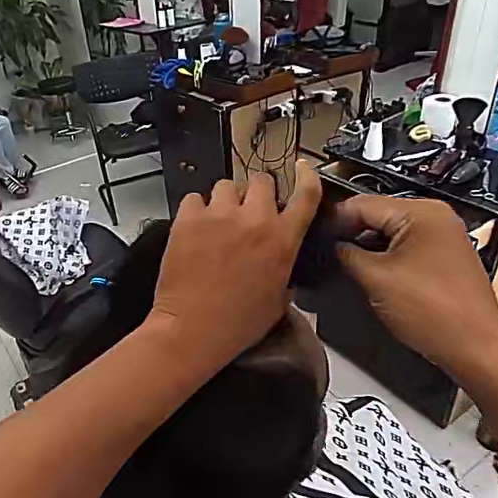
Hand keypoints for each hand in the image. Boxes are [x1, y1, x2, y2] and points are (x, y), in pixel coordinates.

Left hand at [150, 163, 322, 368]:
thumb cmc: (237, 323)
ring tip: (219, 222)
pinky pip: (195, 198)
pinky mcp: (188, 219)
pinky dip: (197, 209)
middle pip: (262, 181)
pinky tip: (197, 228)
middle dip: (257, 194)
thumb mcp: (278, 299)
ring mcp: (220, 216)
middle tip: (248, 212)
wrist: (193, 330)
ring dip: (227, 200)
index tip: (304, 168)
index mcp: (283, 240)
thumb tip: (280, 257)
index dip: (308, 176)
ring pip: (227, 186)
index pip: (307, 194)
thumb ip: (284, 269)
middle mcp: (255, 220)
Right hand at [329, 195, 497, 373]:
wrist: (474, 346)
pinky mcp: (445, 259)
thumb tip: (332, 246)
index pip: (363, 203)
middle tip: (322, 252)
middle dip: (350, 234)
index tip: (311, 234)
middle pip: (379, 216)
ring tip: (342, 265)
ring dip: (368, 248)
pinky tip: (371, 275)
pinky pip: (408, 248)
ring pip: (393, 233)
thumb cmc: (433, 311)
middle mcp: (436, 217)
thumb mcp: (377, 279)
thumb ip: (348, 255)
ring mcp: (444, 237)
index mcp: (422, 211)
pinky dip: (388, 258)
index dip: (334, 219)